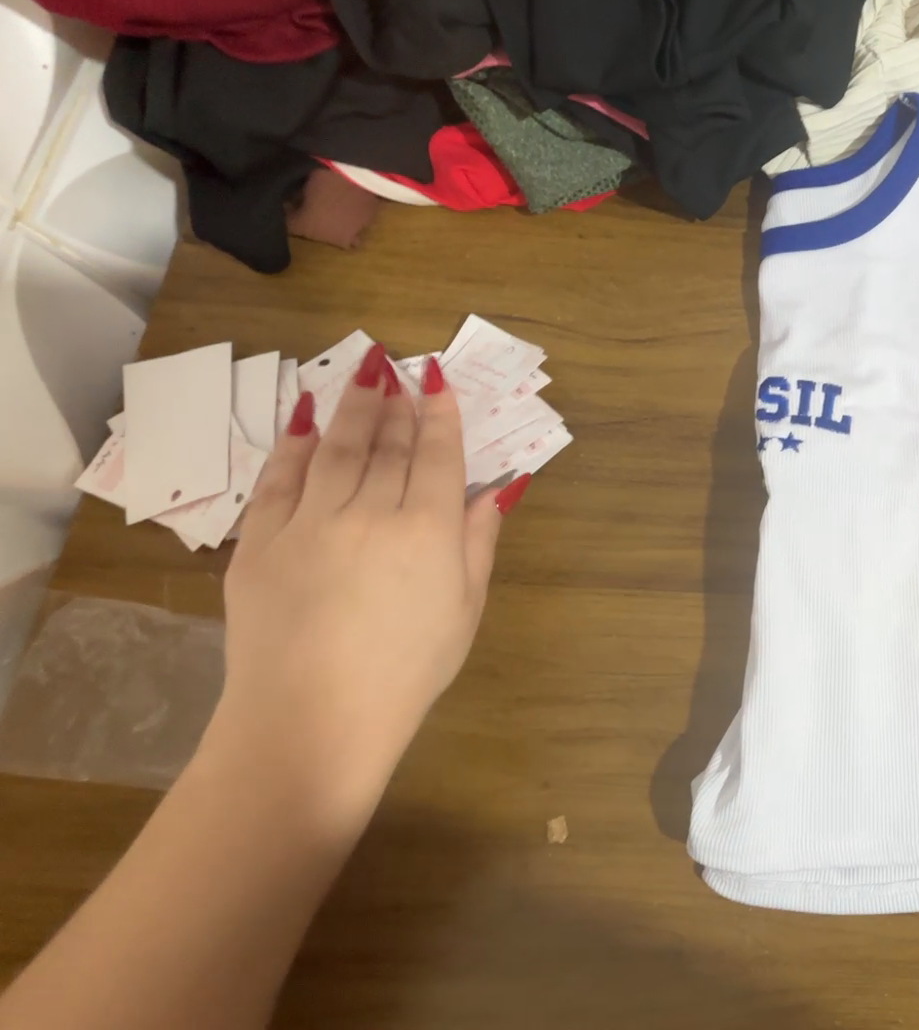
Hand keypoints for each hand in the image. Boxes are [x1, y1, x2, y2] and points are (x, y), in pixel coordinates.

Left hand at [215, 344, 526, 812]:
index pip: (439, 456)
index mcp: (429, 530)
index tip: (438, 377)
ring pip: (336, 450)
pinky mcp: (260, 541)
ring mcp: (309, 523)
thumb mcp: (467, 605)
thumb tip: (500, 489)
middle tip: (398, 364)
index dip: (441, 413)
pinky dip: (293, 444)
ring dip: (352, 408)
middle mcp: (370, 513)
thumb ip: (480, 540)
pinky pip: (278, 480)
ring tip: (361, 373)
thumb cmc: (413, 664)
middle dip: (397, 401)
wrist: (315, 714)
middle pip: (388, 445)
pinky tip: (304, 418)